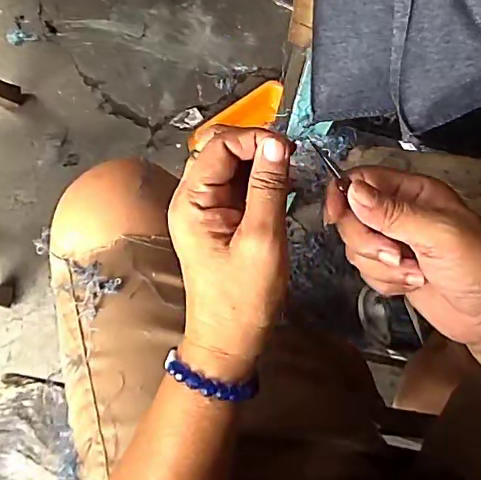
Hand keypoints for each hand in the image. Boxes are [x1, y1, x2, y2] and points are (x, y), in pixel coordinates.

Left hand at [166, 127, 291, 379]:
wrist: (228, 340)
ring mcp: (204, 207)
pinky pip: (237, 183)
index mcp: (191, 201)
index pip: (219, 145)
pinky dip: (258, 176)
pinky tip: (280, 183)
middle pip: (219, 147)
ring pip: (229, 163)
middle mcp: (191, 198)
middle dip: (254, 143)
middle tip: (289, 155)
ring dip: (258, 159)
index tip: (287, 148)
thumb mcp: (262, 240)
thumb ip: (268, 188)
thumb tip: (276, 144)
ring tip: (288, 168)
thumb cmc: (243, 299)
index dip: (254, 138)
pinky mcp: (219, 217)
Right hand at [326, 166, 480, 352]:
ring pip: (356, 246)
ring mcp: (396, 242)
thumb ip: (393, 213)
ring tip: (414, 272)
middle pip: (352, 215)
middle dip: (368, 241)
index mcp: (414, 191)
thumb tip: (353, 191)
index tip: (336, 215)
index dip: (343, 194)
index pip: (363, 179)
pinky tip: (412, 284)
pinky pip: (365, 270)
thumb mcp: (439, 234)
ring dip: (380, 265)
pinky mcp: (394, 269)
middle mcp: (401, 213)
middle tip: (395, 254)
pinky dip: (384, 281)